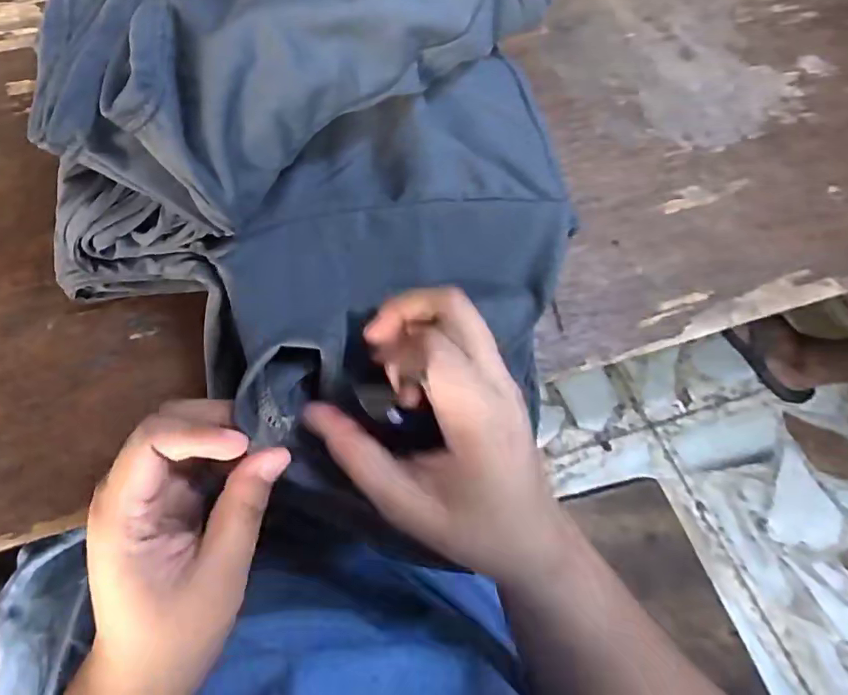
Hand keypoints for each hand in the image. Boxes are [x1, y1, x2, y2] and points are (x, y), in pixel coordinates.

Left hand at [72, 400, 290, 694]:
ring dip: (216, 432)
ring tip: (258, 441)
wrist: (143, 677)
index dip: (198, 432)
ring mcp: (138, 489)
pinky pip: (185, 456)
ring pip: (174, 433)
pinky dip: (217, 451)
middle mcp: (121, 487)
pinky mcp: (156, 497)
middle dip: (211, 422)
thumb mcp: (219, 577)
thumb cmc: (175, 636)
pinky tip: (244, 458)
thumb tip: (277, 451)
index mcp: (119, 508)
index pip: (151, 440)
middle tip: (260, 432)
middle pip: (161, 425)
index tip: (244, 443)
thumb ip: (244, 508)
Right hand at [304, 288, 568, 586]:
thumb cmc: (469, 527)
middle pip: (452, 304)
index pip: (433, 341)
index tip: (374, 372)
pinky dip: (430, 335)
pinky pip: (463, 331)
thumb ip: (355, 453)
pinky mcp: (501, 378)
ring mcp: (503, 375)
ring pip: (459, 311)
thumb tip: (312, 411)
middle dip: (403, 308)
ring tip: (392, 365)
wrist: (534, 543)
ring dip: (415, 321)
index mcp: (475, 410)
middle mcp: (495, 380)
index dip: (394, 345)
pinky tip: (413, 379)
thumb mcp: (402, 502)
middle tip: (375, 343)